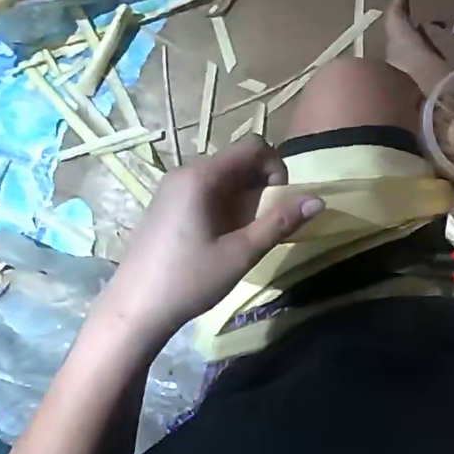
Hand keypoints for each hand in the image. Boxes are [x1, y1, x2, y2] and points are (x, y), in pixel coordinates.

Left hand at [94, 135, 322, 339]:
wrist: (135, 307)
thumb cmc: (189, 280)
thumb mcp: (241, 253)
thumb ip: (280, 223)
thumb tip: (318, 201)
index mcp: (201, 176)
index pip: (253, 146)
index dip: (277, 167)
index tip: (279, 203)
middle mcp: (185, 172)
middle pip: (237, 160)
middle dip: (261, 185)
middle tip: (262, 225)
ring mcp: (172, 187)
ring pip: (222, 177)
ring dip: (244, 197)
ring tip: (242, 235)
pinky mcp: (166, 203)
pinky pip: (205, 190)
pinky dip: (224, 204)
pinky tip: (220, 238)